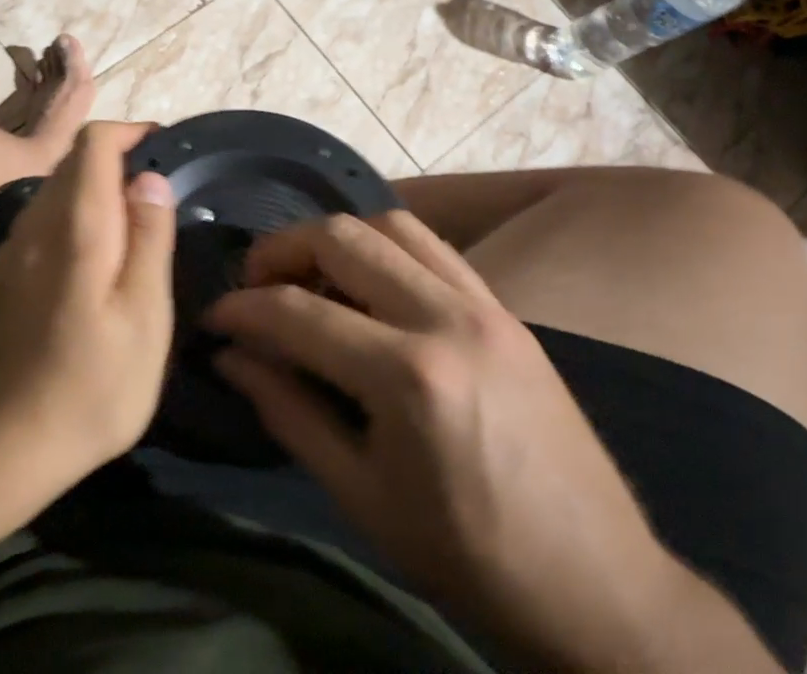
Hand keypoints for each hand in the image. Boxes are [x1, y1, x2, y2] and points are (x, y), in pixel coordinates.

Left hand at [0, 122, 177, 491]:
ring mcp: (4, 258)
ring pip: (49, 201)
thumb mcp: (145, 317)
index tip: (161, 147)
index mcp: (75, 228)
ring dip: (87, 199)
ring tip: (125, 238)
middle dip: (112, 164)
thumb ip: (149, 240)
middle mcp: (32, 228)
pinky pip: (32, 235)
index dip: (128, 133)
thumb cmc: (93, 386)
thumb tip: (149, 179)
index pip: (92, 145)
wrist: (2, 444)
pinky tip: (82, 276)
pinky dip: (64, 230)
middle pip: (69, 168)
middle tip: (154, 201)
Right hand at [205, 212, 687, 669]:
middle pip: (343, 238)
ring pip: (393, 225)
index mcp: (407, 375)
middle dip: (280, 250)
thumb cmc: (464, 552)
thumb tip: (231, 357)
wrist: (593, 580)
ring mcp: (488, 308)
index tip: (213, 321)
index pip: (296, 310)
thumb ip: (287, 410)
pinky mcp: (509, 313)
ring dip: (335, 238)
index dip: (240, 309)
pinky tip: (365, 287)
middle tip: (252, 286)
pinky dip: (385, 249)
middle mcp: (448, 319)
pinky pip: (436, 249)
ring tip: (307, 278)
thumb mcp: (358, 492)